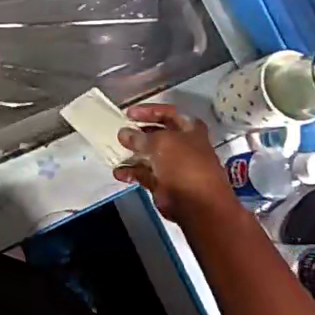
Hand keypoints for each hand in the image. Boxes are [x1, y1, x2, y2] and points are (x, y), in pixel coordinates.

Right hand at [113, 103, 240, 224]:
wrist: (198, 204)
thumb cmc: (185, 166)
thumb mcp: (162, 143)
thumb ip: (140, 137)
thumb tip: (124, 133)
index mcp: (190, 131)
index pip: (169, 113)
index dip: (150, 111)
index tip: (129, 113)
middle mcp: (182, 146)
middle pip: (158, 134)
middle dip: (138, 133)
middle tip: (121, 131)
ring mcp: (172, 165)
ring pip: (148, 155)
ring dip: (132, 153)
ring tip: (116, 152)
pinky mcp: (163, 183)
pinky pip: (143, 173)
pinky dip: (131, 172)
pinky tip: (119, 172)